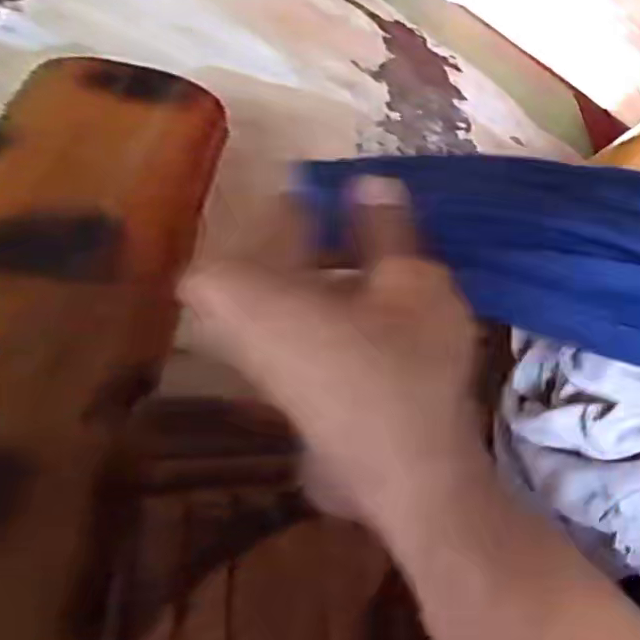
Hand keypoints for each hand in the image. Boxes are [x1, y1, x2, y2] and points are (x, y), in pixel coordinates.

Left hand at [180, 176, 482, 529]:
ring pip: (299, 284)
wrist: (407, 459)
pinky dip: (344, 300)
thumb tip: (372, 180)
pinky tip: (392, 310)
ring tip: (403, 265)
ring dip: (347, 269)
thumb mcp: (412, 280)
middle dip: (339, 235)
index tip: (379, 192)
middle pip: (286, 250)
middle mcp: (227, 312)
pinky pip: (307, 314)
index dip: (335, 198)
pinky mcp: (284, 374)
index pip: (284, 210)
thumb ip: (388, 228)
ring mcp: (252, 349)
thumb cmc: (407, 360)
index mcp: (242, 280)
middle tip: (397, 227)